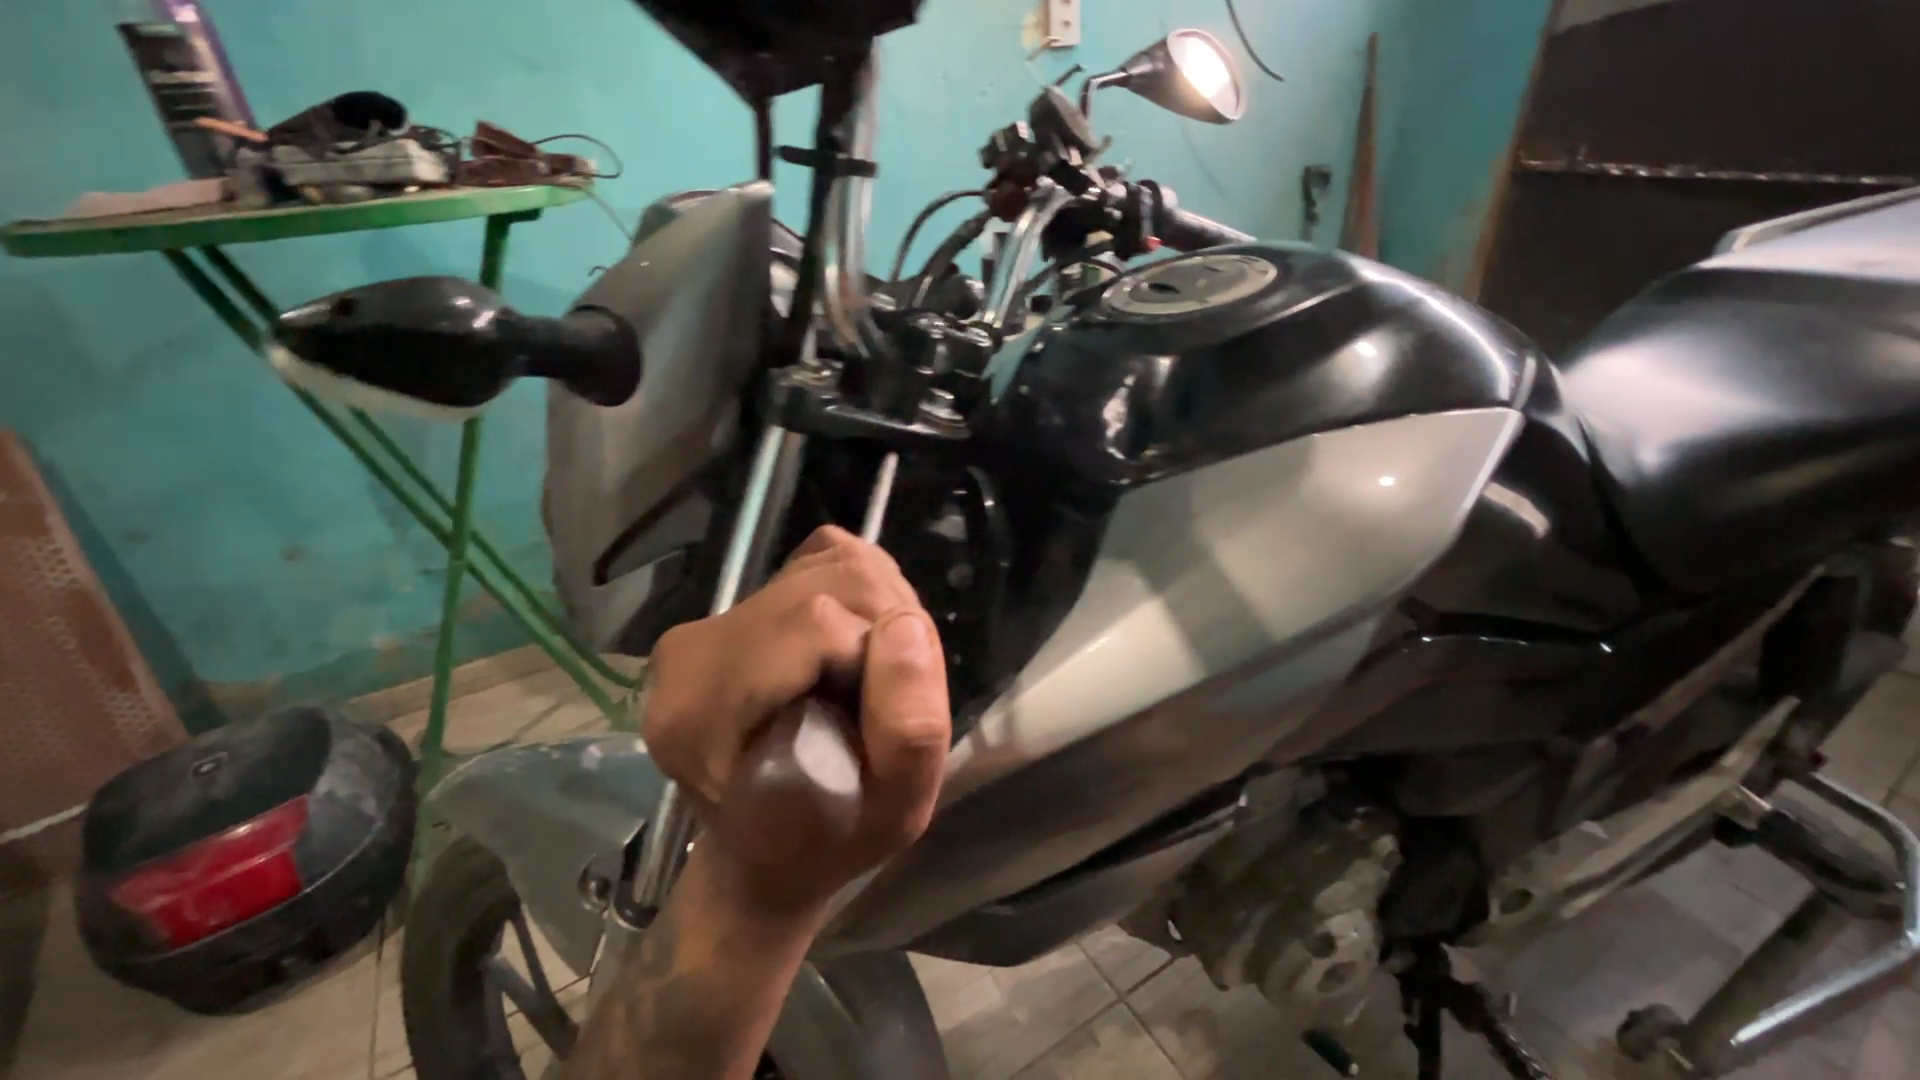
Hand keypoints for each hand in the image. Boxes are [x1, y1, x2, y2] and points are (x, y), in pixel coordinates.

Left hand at [642, 526, 951, 912]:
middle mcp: (687, 653)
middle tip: (886, 694)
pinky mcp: (729, 608)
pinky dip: (858, 593)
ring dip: (879, 607)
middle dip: (886, 624)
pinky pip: (819, 559)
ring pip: (831, 561)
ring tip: (871, 674)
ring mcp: (703, 624)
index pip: (817, 623)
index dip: (878, 656)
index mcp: (702, 712)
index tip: (882, 714)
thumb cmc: (828, 842)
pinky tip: (853, 646)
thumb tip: (906, 623)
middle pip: (828, 579)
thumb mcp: (894, 813)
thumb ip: (907, 732)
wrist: (768, 847)